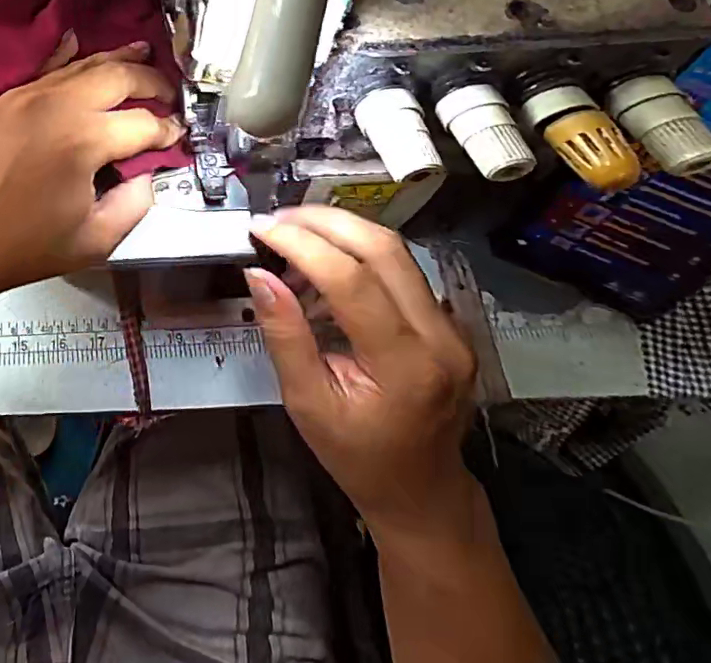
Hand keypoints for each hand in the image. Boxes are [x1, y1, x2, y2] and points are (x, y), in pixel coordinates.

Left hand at [0, 34, 184, 312]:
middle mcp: (58, 105)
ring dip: (118, 60)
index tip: (179, 136)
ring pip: (84, 65)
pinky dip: (69, 55)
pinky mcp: (6, 100)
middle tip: (171, 94)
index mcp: (83, 139)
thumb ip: (134, 203)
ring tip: (144, 54)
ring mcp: (28, 96)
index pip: (143, 123)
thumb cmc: (19, 249)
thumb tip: (146, 176)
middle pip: (119, 77)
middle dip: (152, 82)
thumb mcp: (93, 240)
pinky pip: (47, 68)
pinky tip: (79, 42)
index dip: (168, 130)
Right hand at [245, 206, 479, 537]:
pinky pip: (400, 269)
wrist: (421, 490)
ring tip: (292, 237)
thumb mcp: (307, 403)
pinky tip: (322, 263)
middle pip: (383, 249)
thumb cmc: (359, 456)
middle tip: (276, 220)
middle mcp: (441, 336)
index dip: (302, 245)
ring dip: (339, 231)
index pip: (353, 280)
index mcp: (407, 366)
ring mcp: (451, 326)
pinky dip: (356, 252)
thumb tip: (259, 275)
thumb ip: (285, 335)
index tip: (262, 229)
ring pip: (395, 250)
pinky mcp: (447, 320)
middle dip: (323, 222)